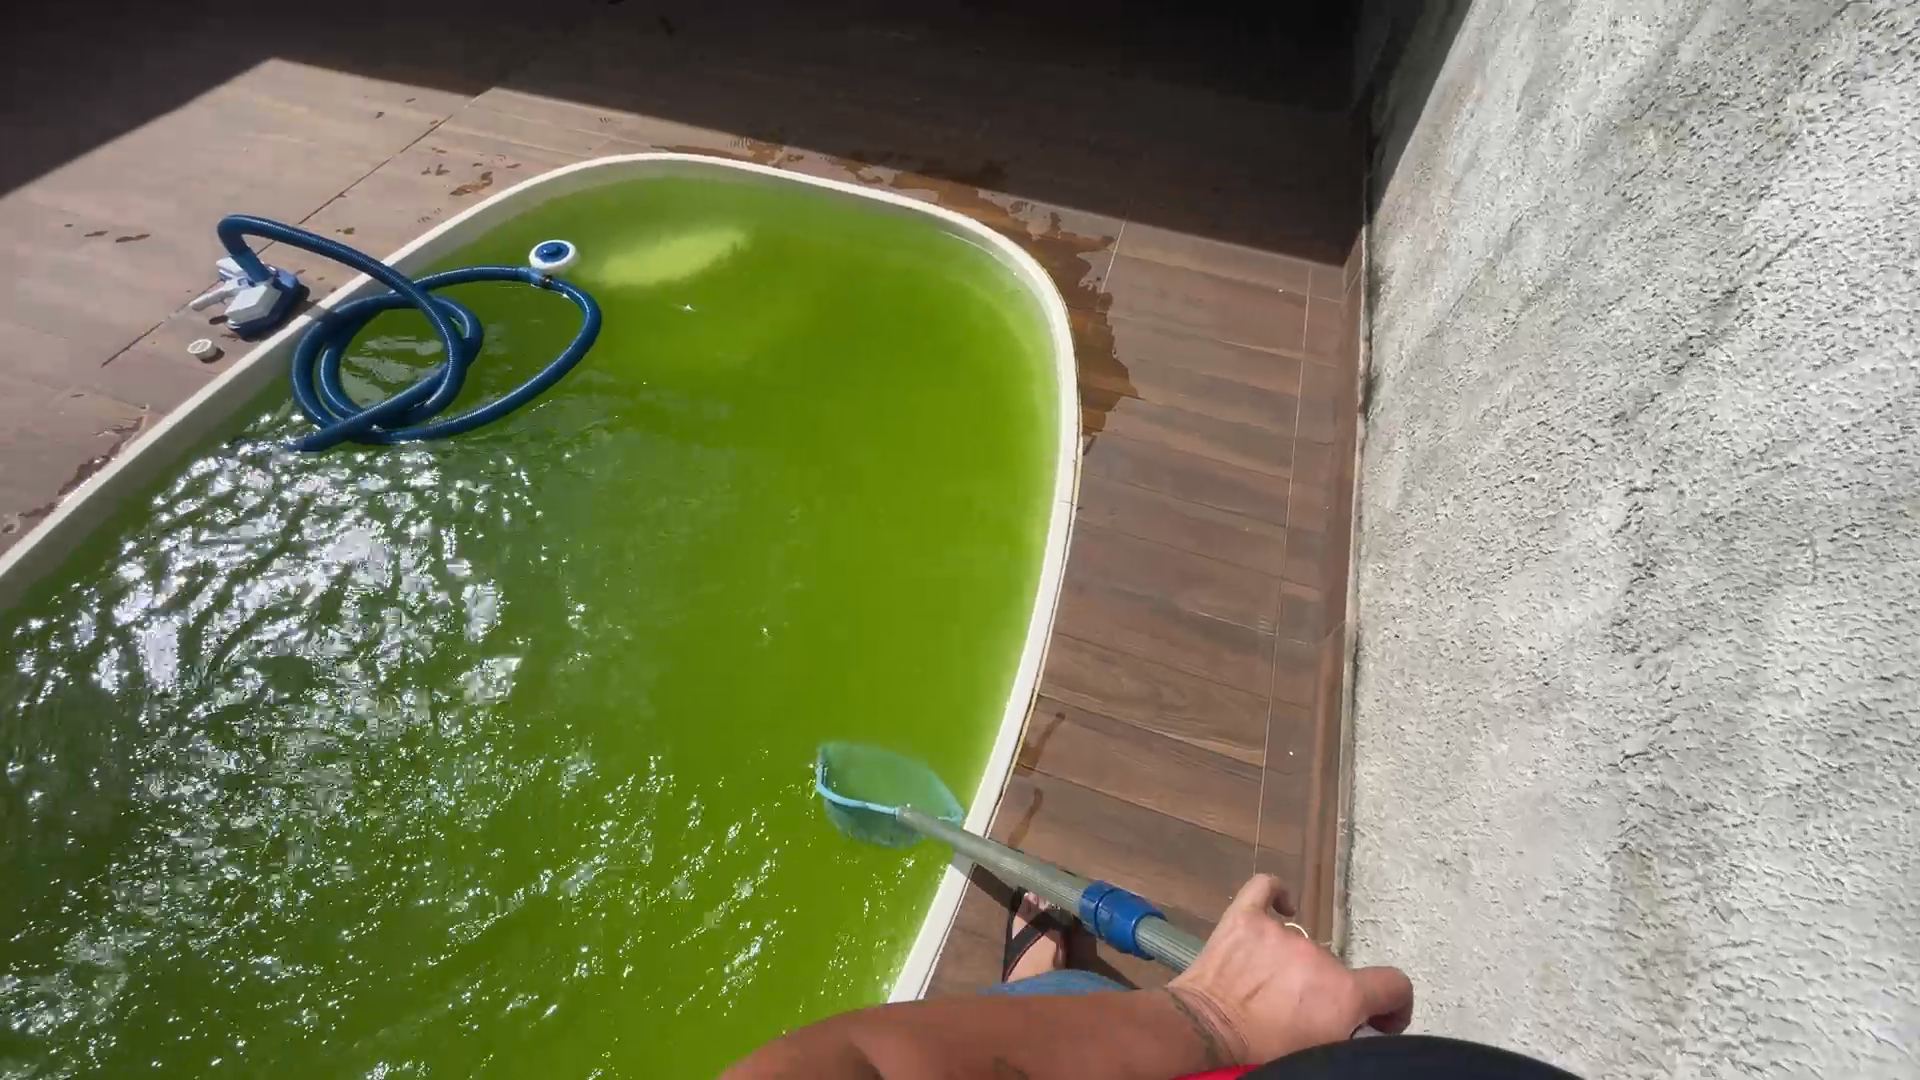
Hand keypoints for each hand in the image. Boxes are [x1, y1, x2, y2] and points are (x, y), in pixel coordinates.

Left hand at [1163, 874, 1413, 1064]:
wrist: (1210, 1028)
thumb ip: (1350, 1028)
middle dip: (1326, 989)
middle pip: (1336, 968)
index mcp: (1344, 992)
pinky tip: (1281, 905)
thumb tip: (1362, 1018)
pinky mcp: (1244, 914)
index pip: (1394, 984)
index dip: (1392, 1004)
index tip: (1376, 1017)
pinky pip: (1264, 887)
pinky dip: (1276, 893)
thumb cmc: (1266, 1050)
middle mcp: (1316, 954)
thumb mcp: (1325, 1052)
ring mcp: (1278, 930)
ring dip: (1294, 961)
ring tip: (1271, 981)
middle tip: (1302, 1009)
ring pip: (1300, 943)